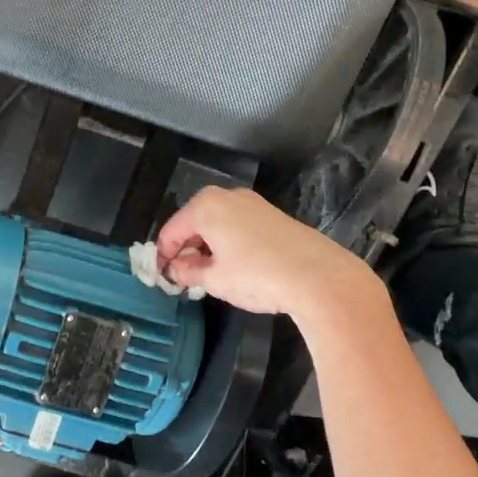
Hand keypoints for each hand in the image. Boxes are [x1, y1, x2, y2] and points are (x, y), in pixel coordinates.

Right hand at [157, 186, 383, 319]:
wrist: (317, 276)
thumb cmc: (256, 276)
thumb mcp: (214, 279)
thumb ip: (188, 272)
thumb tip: (177, 269)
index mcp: (206, 207)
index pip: (170, 232)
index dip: (162, 256)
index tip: (161, 277)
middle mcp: (227, 197)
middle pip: (193, 223)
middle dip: (185, 249)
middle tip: (183, 278)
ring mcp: (252, 203)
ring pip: (216, 224)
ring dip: (206, 247)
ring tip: (208, 275)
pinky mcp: (271, 215)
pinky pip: (236, 226)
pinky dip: (227, 243)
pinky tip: (233, 267)